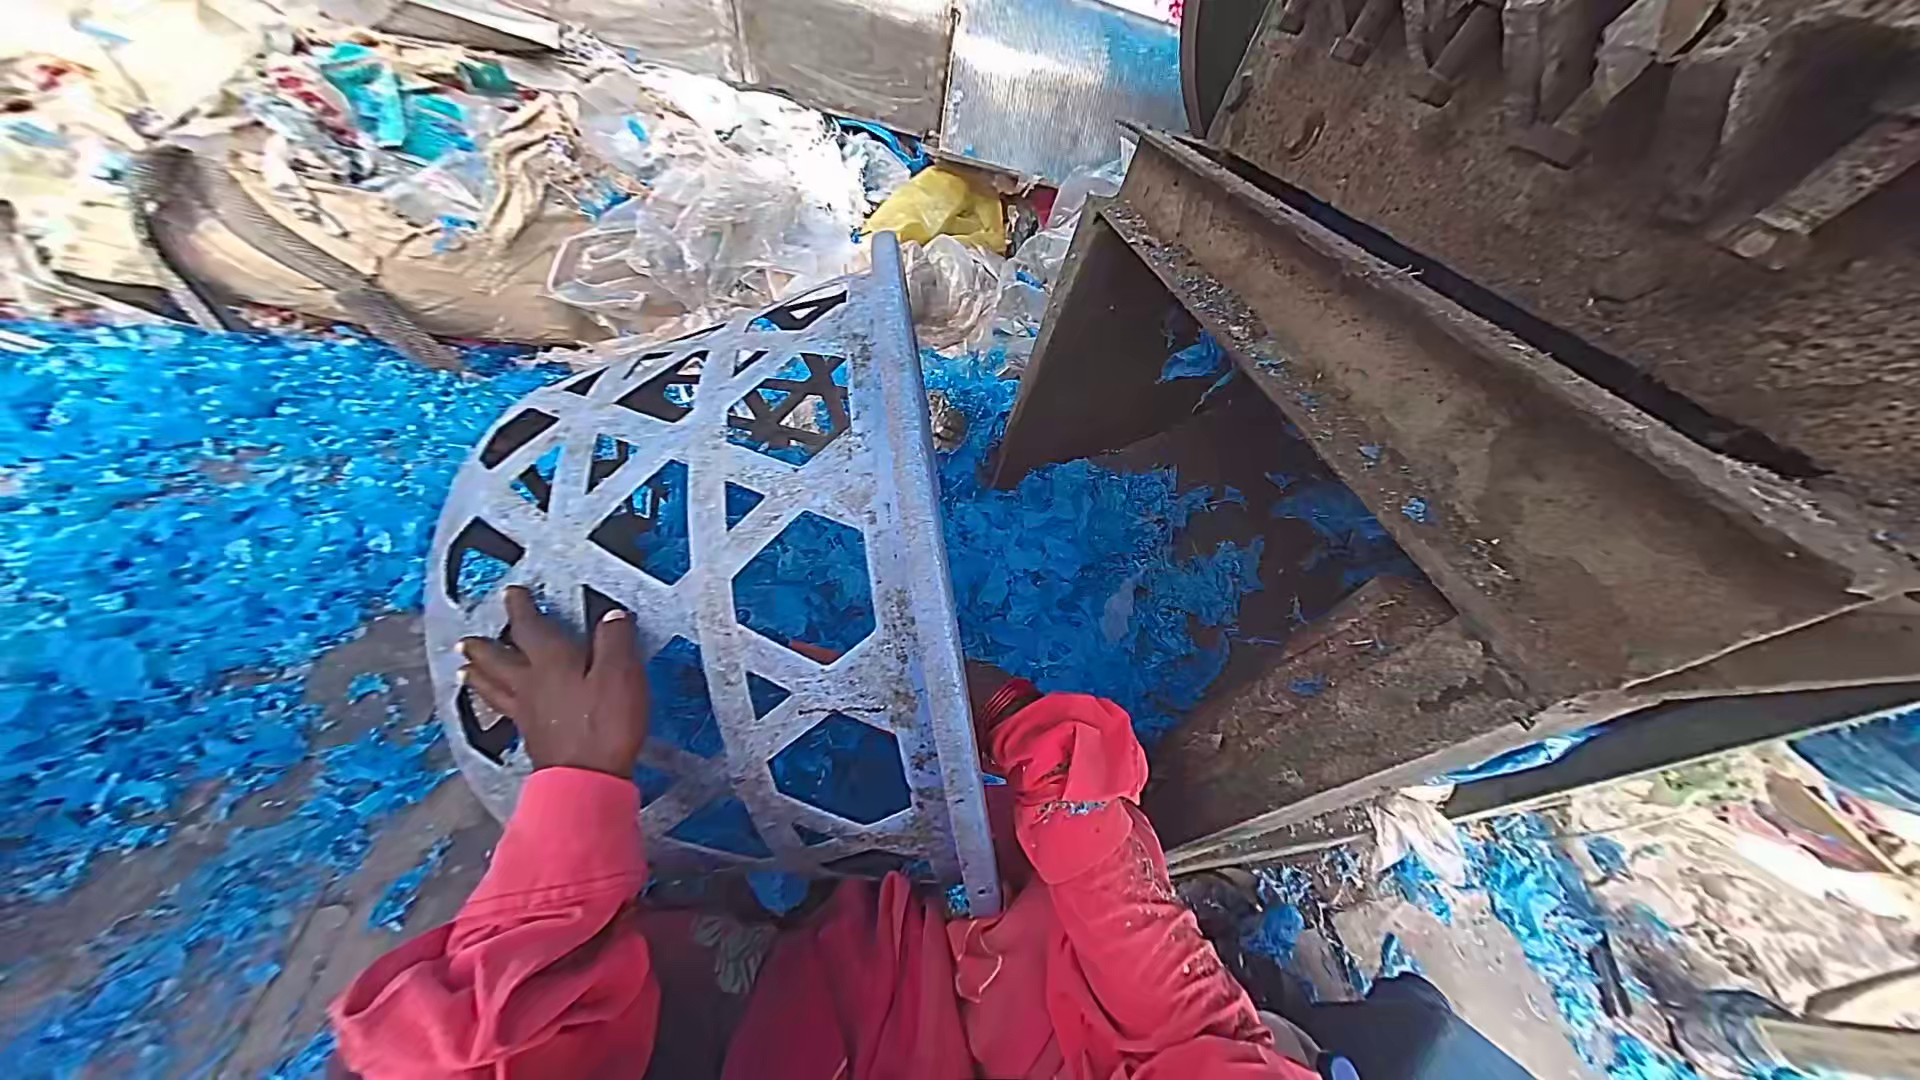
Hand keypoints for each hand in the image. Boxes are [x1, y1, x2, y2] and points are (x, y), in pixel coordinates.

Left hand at [459, 585, 649, 777]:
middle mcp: (532, 684)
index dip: (522, 608)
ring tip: (466, 666)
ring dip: (479, 672)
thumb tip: (611, 616)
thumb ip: (615, 640)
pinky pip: (502, 709)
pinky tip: (494, 703)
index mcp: (553, 662)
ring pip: (494, 686)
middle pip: (500, 659)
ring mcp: (527, 712)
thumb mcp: (622, 672)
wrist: (587, 777)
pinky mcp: (531, 735)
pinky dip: (491, 699)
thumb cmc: (606, 723)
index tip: (513, 593)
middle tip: (470, 637)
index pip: (531, 627)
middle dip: (487, 644)